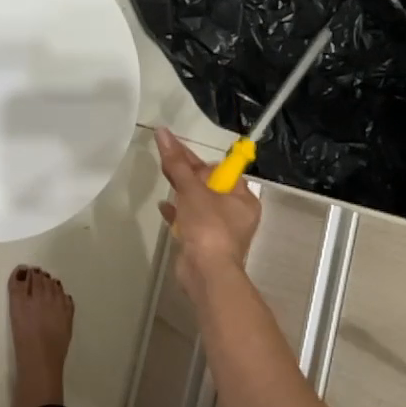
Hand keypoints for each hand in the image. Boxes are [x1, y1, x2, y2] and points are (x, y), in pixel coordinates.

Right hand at [154, 127, 261, 296]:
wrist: (206, 273)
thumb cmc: (208, 227)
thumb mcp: (191, 190)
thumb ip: (176, 163)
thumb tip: (163, 133)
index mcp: (242, 199)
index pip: (221, 171)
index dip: (198, 160)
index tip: (176, 150)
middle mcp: (235, 213)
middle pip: (208, 185)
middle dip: (186, 173)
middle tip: (165, 158)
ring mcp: (219, 229)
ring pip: (198, 202)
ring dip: (181, 191)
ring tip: (163, 176)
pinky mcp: (204, 242)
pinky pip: (190, 220)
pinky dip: (178, 212)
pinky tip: (164, 206)